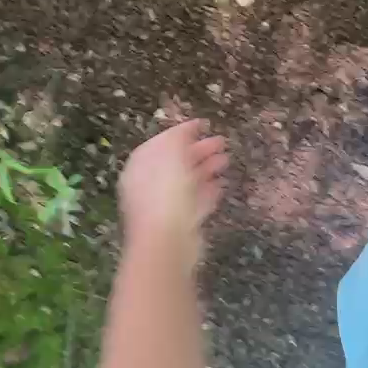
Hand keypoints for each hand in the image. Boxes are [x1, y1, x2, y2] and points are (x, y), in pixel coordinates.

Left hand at [117, 120, 228, 266]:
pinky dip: (207, 191)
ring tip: (226, 161)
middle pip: (176, 162)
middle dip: (199, 150)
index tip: (204, 124)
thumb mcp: (172, 154)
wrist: (166, 242)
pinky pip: (194, 202)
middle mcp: (149, 184)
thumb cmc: (165, 192)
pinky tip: (220, 186)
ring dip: (207, 169)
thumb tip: (189, 128)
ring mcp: (163, 206)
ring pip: (187, 182)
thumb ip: (179, 137)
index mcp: (141, 167)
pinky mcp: (178, 224)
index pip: (161, 143)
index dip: (182, 132)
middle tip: (222, 142)